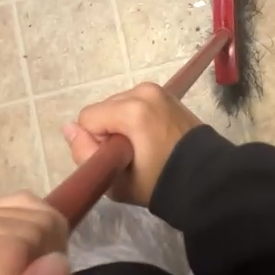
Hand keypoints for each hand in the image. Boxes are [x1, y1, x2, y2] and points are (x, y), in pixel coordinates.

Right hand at [63, 82, 201, 207]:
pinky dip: (136, 119)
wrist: (206, 179)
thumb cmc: (159, 183)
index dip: (93, 142)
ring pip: (119, 105)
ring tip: (141, 149)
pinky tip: (150, 139)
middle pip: (104, 109)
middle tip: (128, 157)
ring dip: (121, 125)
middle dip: (107, 131)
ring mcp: (158, 91)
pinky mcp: (167, 95)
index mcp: (132, 109)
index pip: (88, 118)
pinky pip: (137, 103)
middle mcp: (143, 91)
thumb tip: (68, 128)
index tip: (113, 160)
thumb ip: (85, 153)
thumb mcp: (115, 180)